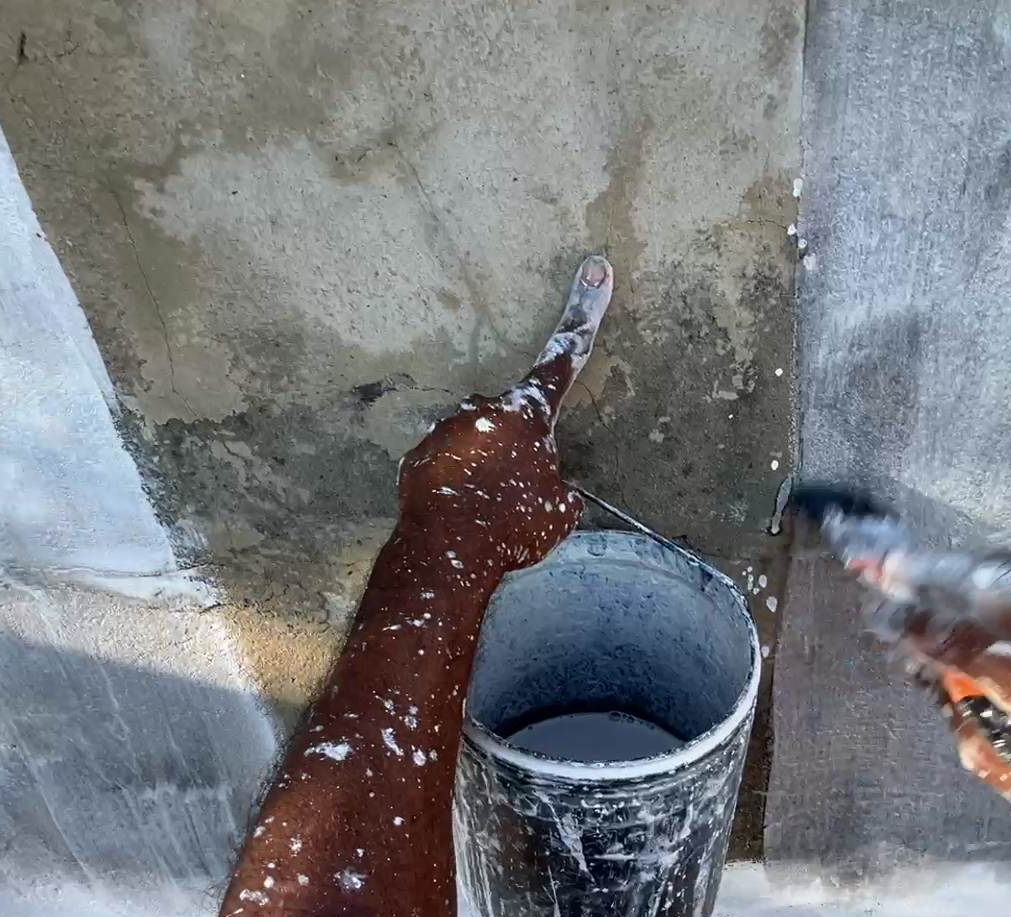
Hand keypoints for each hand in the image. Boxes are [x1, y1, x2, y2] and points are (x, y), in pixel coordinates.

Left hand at [396, 256, 612, 575]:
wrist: (449, 554)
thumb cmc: (513, 527)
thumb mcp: (560, 509)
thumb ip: (555, 483)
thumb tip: (546, 485)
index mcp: (526, 414)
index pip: (562, 359)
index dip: (584, 314)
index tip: (594, 269)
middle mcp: (483, 410)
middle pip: (507, 419)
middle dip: (513, 448)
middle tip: (514, 493)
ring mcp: (444, 431)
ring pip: (473, 444)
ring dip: (481, 470)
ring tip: (485, 512)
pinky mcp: (417, 456)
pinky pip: (445, 464)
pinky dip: (455, 484)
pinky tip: (459, 514)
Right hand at [885, 555, 1010, 859]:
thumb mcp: (997, 764)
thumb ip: (956, 704)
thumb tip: (917, 657)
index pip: (965, 641)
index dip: (915, 622)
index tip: (880, 612)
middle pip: (998, 586)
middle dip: (937, 572)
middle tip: (893, 564)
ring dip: (973, 566)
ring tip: (933, 566)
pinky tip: (981, 578)